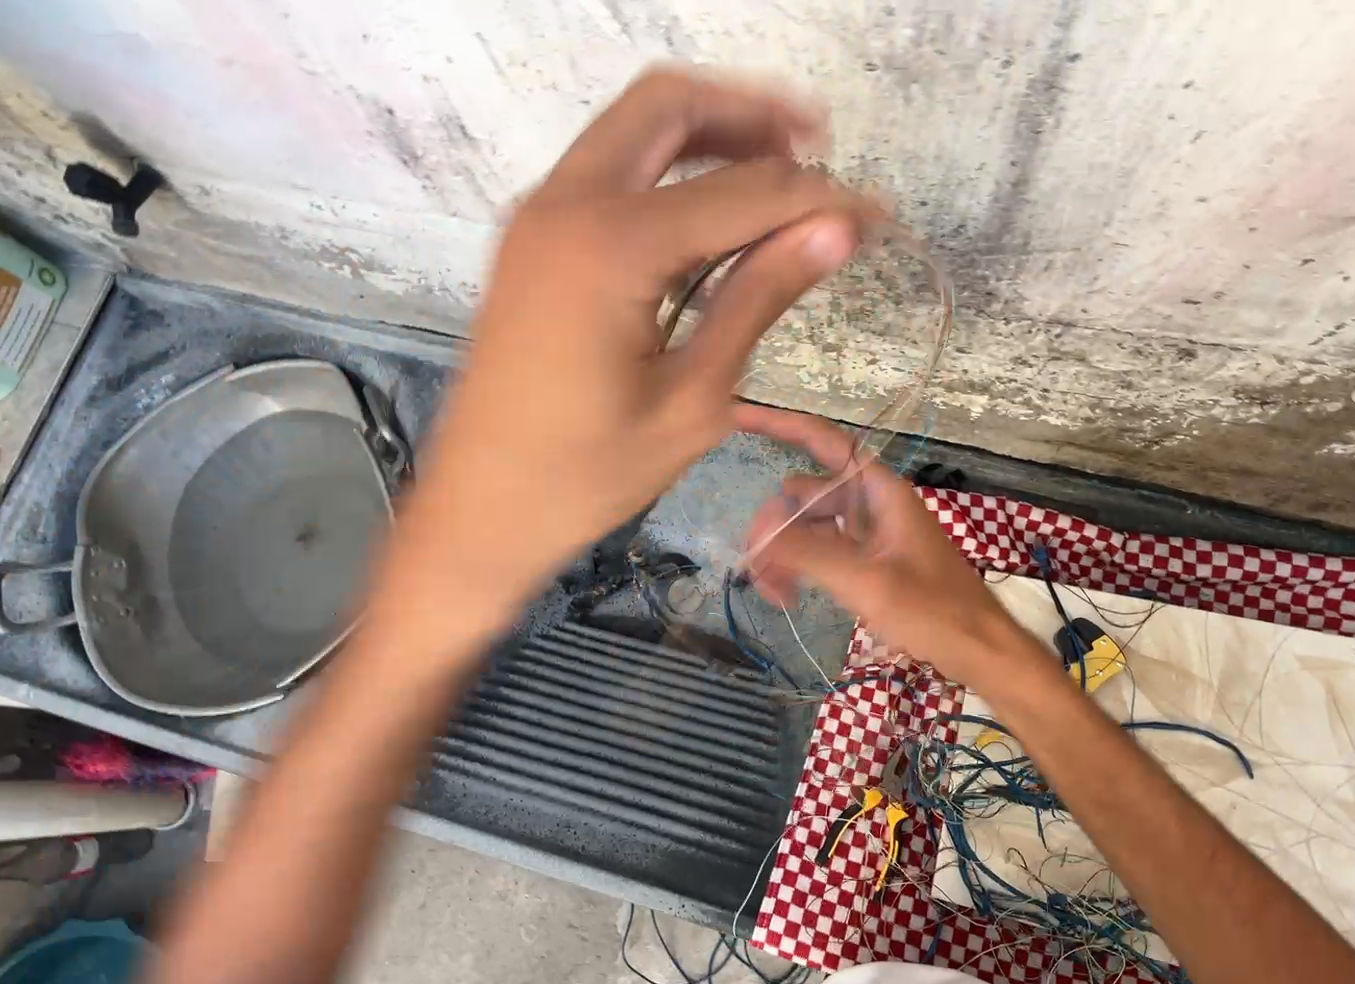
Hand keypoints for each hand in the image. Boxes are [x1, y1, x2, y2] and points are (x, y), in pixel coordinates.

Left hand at [405, 66, 874, 605]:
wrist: (481, 507)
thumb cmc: (588, 475)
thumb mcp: (692, 399)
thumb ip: (758, 299)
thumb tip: (835, 231)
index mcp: (610, 247)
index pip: (742, 191)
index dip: (818, 198)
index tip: (873, 216)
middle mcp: (565, 203)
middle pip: (671, 106)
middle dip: (753, 118)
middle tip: (818, 154)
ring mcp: (539, 214)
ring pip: (635, 128)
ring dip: (710, 137)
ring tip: (780, 180)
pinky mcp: (532, 239)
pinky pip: (608, 171)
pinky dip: (667, 173)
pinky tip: (713, 219)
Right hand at [736, 406, 1050, 683]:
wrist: (976, 649)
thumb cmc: (933, 612)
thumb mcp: (869, 582)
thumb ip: (811, 553)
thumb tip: (758, 533)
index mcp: (880, 491)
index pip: (823, 441)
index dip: (780, 425)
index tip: (736, 417)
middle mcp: (872, 502)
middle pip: (806, 492)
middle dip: (775, 522)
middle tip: (755, 567)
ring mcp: (869, 531)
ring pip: (809, 525)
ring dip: (784, 551)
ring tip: (772, 593)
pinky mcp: (867, 558)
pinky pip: (821, 550)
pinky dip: (801, 566)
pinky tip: (787, 595)